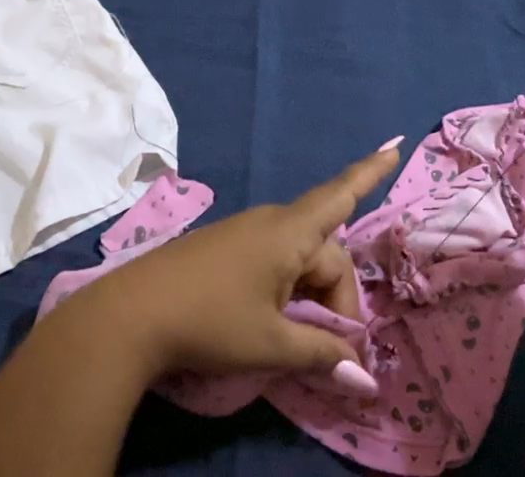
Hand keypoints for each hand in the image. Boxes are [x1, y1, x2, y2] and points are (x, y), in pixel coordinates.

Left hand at [70, 143, 402, 388]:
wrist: (130, 315)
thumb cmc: (209, 321)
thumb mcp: (271, 343)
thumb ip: (321, 354)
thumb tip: (364, 377)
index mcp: (289, 233)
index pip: (341, 196)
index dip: (370, 174)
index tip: (394, 147)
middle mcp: (270, 223)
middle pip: (325, 252)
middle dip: (339, 297)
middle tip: (337, 349)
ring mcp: (243, 234)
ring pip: (298, 260)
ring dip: (312, 297)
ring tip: (303, 340)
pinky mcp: (224, 250)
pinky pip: (274, 262)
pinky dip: (288, 290)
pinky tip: (274, 321)